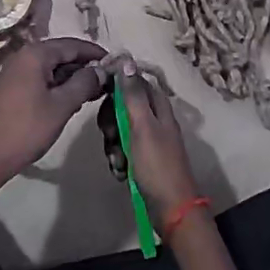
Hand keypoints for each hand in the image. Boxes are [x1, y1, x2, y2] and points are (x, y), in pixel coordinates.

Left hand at [0, 38, 107, 180]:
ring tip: (95, 91)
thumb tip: (101, 70)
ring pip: (52, 67)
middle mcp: (24, 56)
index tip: (116, 64)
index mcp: (35, 54)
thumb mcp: (62, 106)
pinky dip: (59, 85)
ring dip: (73, 77)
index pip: (73, 45)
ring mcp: (16, 72)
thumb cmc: (26, 129)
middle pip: (62, 54)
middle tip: (108, 80)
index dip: (96, 54)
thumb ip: (84, 83)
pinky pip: (41, 78)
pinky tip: (73, 99)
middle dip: (85, 66)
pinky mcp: (12, 87)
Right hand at [116, 67, 200, 222]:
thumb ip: (133, 94)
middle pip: (122, 106)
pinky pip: (122, 149)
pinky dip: (118, 159)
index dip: (114, 85)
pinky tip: (121, 172)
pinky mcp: (142, 157)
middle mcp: (153, 117)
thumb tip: (126, 60)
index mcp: (157, 104)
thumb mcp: (143, 126)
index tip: (97, 94)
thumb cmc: (157, 165)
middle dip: (110, 122)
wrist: (171, 209)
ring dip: (113, 145)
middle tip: (110, 136)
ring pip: (119, 129)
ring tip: (118, 162)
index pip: (132, 80)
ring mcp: (148, 138)